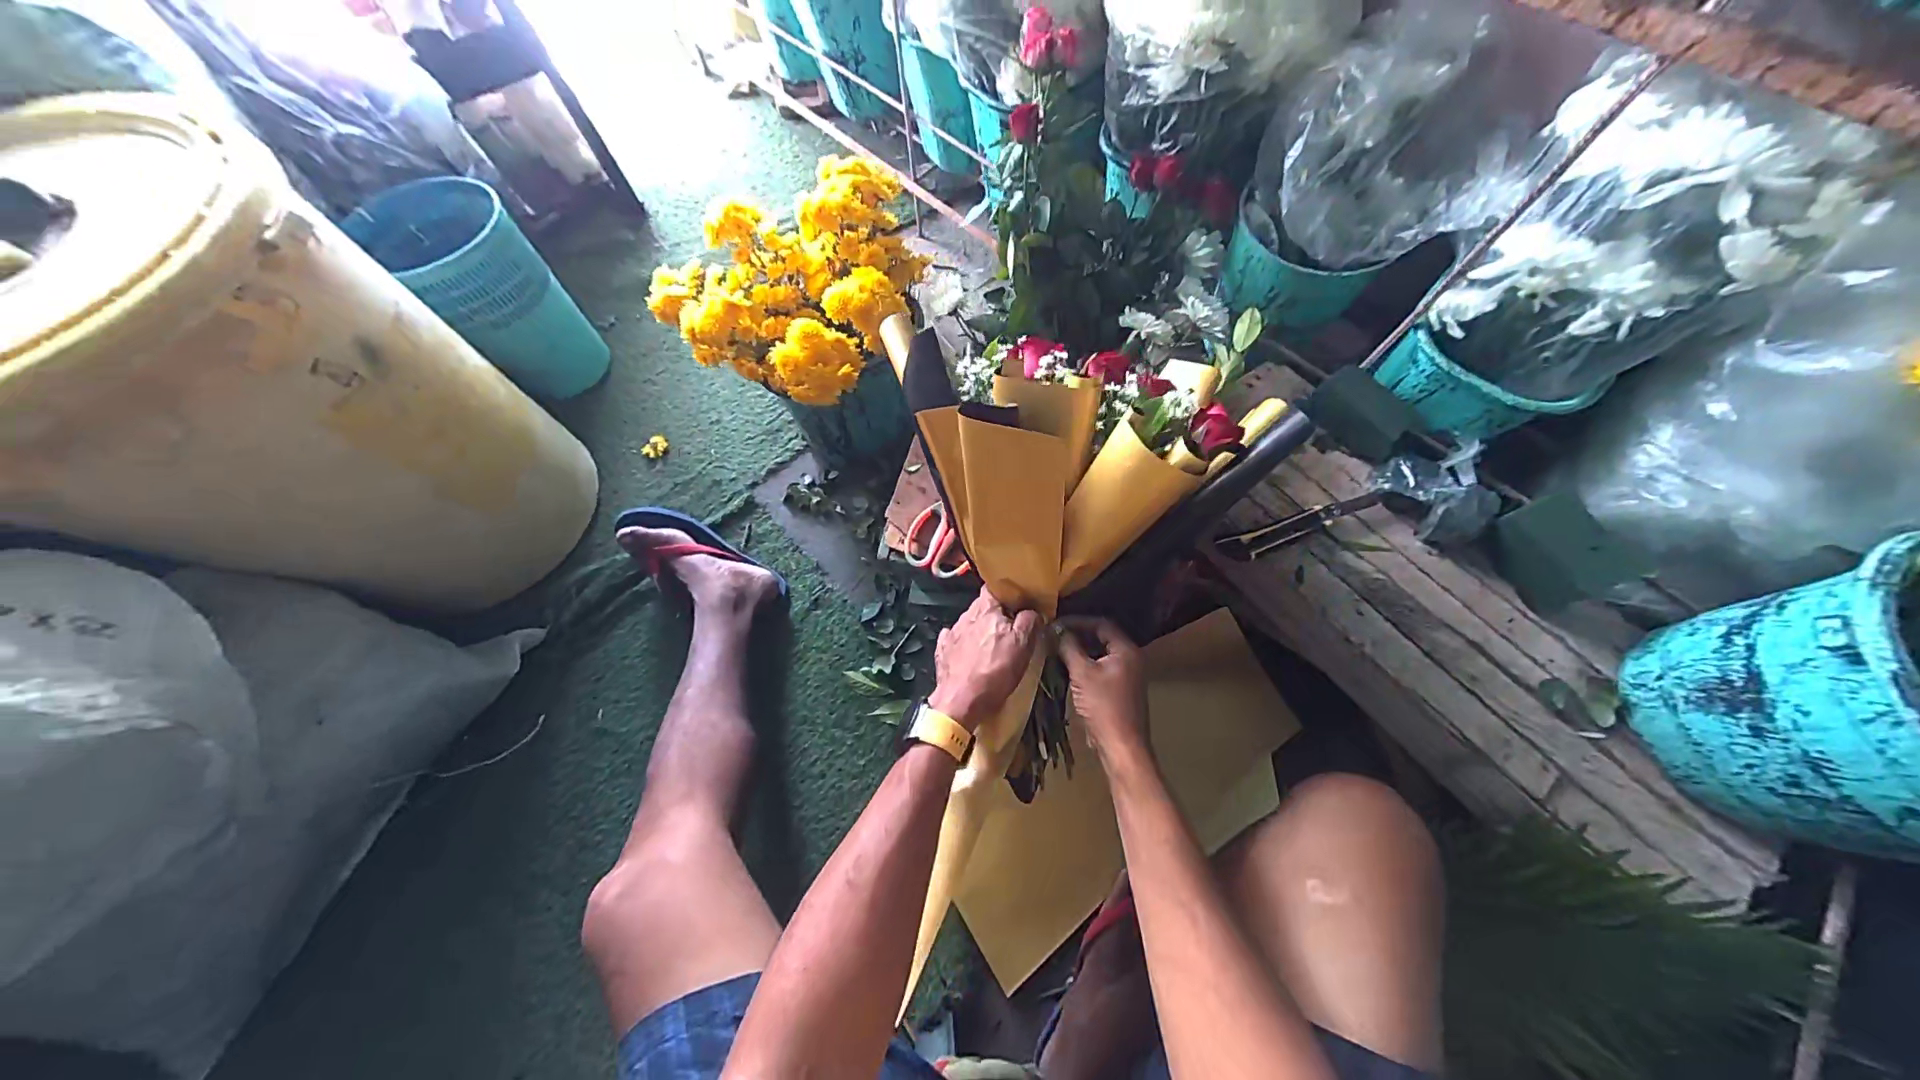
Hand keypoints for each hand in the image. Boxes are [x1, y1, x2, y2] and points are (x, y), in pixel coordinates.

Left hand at [928, 588, 1042, 731]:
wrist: (960, 701)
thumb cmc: (994, 672)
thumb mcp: (1022, 646)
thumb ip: (1029, 622)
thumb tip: (1032, 612)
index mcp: (985, 609)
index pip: (996, 588)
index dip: (1009, 594)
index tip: (1020, 603)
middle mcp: (966, 616)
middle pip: (983, 606)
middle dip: (996, 614)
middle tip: (1012, 627)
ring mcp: (952, 633)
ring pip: (970, 623)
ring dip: (981, 629)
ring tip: (993, 645)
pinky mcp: (943, 651)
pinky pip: (956, 640)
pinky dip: (965, 643)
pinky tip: (971, 653)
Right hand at [1054, 618, 1149, 765]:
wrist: (1121, 745)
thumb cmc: (1103, 706)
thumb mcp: (1082, 673)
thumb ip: (1069, 648)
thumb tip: (1057, 631)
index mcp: (1126, 650)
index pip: (1102, 624)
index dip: (1078, 621)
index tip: (1057, 624)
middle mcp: (1131, 659)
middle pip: (1103, 638)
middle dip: (1078, 635)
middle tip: (1056, 636)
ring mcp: (1127, 676)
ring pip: (1101, 655)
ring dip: (1081, 651)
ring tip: (1058, 650)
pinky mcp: (1120, 691)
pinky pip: (1101, 670)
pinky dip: (1086, 666)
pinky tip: (1068, 670)